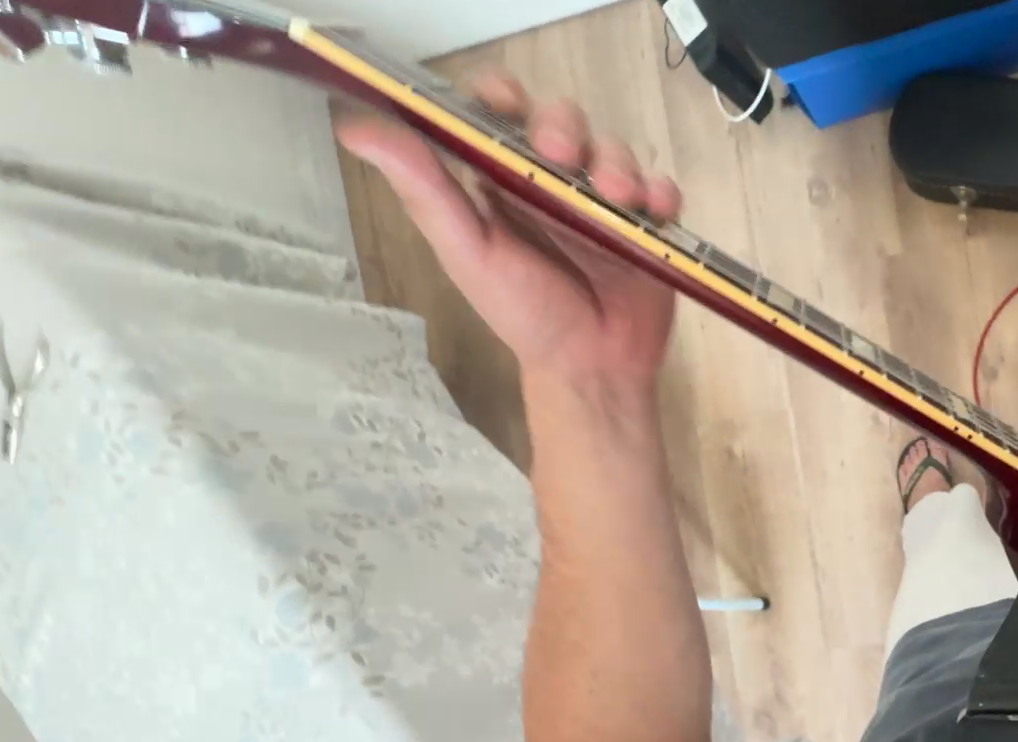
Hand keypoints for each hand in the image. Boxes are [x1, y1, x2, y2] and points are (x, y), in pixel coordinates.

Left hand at [336, 72, 683, 391]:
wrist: (592, 368)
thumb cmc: (527, 316)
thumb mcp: (469, 255)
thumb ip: (426, 194)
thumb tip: (356, 128)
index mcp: (505, 184)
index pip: (500, 115)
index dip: (504, 97)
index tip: (508, 107)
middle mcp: (555, 186)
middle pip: (564, 122)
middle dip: (566, 127)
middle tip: (563, 156)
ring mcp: (604, 206)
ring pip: (614, 151)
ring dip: (618, 163)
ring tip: (619, 198)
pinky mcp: (647, 228)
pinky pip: (660, 192)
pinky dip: (661, 193)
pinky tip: (653, 211)